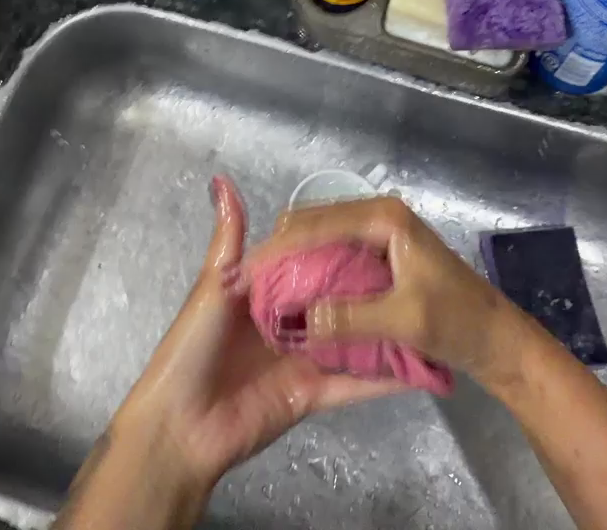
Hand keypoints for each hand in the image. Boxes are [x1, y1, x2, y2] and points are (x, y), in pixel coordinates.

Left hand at [106, 177, 409, 489]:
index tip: (372, 229)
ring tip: (425, 308)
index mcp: (265, 295)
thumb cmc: (193, 348)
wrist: (181, 426)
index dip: (335, 247)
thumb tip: (222, 181)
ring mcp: (304, 359)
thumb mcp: (213, 287)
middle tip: (410, 266)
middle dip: (366, 287)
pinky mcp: (314, 394)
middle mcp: (289, 324)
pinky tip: (419, 362)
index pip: (307, 265)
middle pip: (335, 302)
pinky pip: (353, 383)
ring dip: (382, 328)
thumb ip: (230, 240)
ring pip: (351, 339)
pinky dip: (384, 377)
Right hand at [242, 195, 523, 381]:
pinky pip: (333, 251)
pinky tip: (295, 294)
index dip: (277, 248)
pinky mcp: (380, 251)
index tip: (243, 274)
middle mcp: (377, 214)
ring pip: (320, 235)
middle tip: (246, 282)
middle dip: (278, 249)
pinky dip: (311, 268)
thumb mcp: (405, 321)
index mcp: (383, 218)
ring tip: (263, 289)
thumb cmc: (457, 321)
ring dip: (292, 259)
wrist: (497, 337)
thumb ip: (351, 318)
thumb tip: (299, 319)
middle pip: (313, 221)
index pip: (316, 223)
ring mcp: (379, 231)